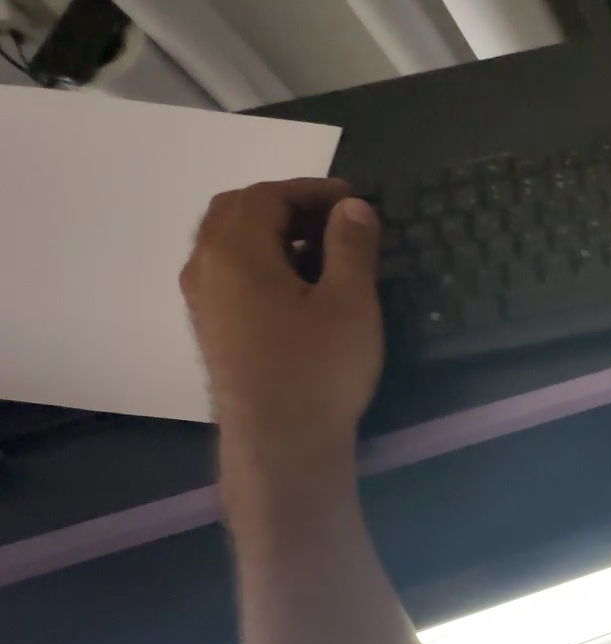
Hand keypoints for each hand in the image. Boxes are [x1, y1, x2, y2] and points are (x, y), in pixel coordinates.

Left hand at [180, 179, 383, 475]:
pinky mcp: (214, 323)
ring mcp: (205, 296)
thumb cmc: (321, 368)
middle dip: (286, 204)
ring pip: (229, 240)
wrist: (281, 435)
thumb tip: (353, 207)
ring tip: (323, 248)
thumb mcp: (351, 305)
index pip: (266, 196)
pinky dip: (263, 257)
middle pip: (237, 211)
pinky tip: (298, 283)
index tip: (354, 198)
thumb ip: (352, 250)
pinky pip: (230, 269)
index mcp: (237, 252)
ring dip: (273, 231)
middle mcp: (207, 264)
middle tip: (336, 218)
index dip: (310, 189)